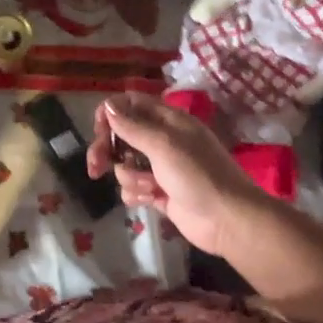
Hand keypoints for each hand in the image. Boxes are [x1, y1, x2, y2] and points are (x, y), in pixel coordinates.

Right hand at [86, 93, 262, 256]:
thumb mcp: (163, 144)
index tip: (98, 129)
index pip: (132, 104)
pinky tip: (149, 200)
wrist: (225, 218)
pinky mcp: (160, 193)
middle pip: (122, 136)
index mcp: (169, 120)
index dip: (112, 112)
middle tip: (96, 166)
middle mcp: (163, 140)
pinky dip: (137, 194)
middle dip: (108, 150)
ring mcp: (162, 168)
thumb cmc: (197, 174)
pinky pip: (134, 188)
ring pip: (126, 165)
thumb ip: (133, 126)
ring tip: (149, 187)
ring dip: (130, 177)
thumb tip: (107, 105)